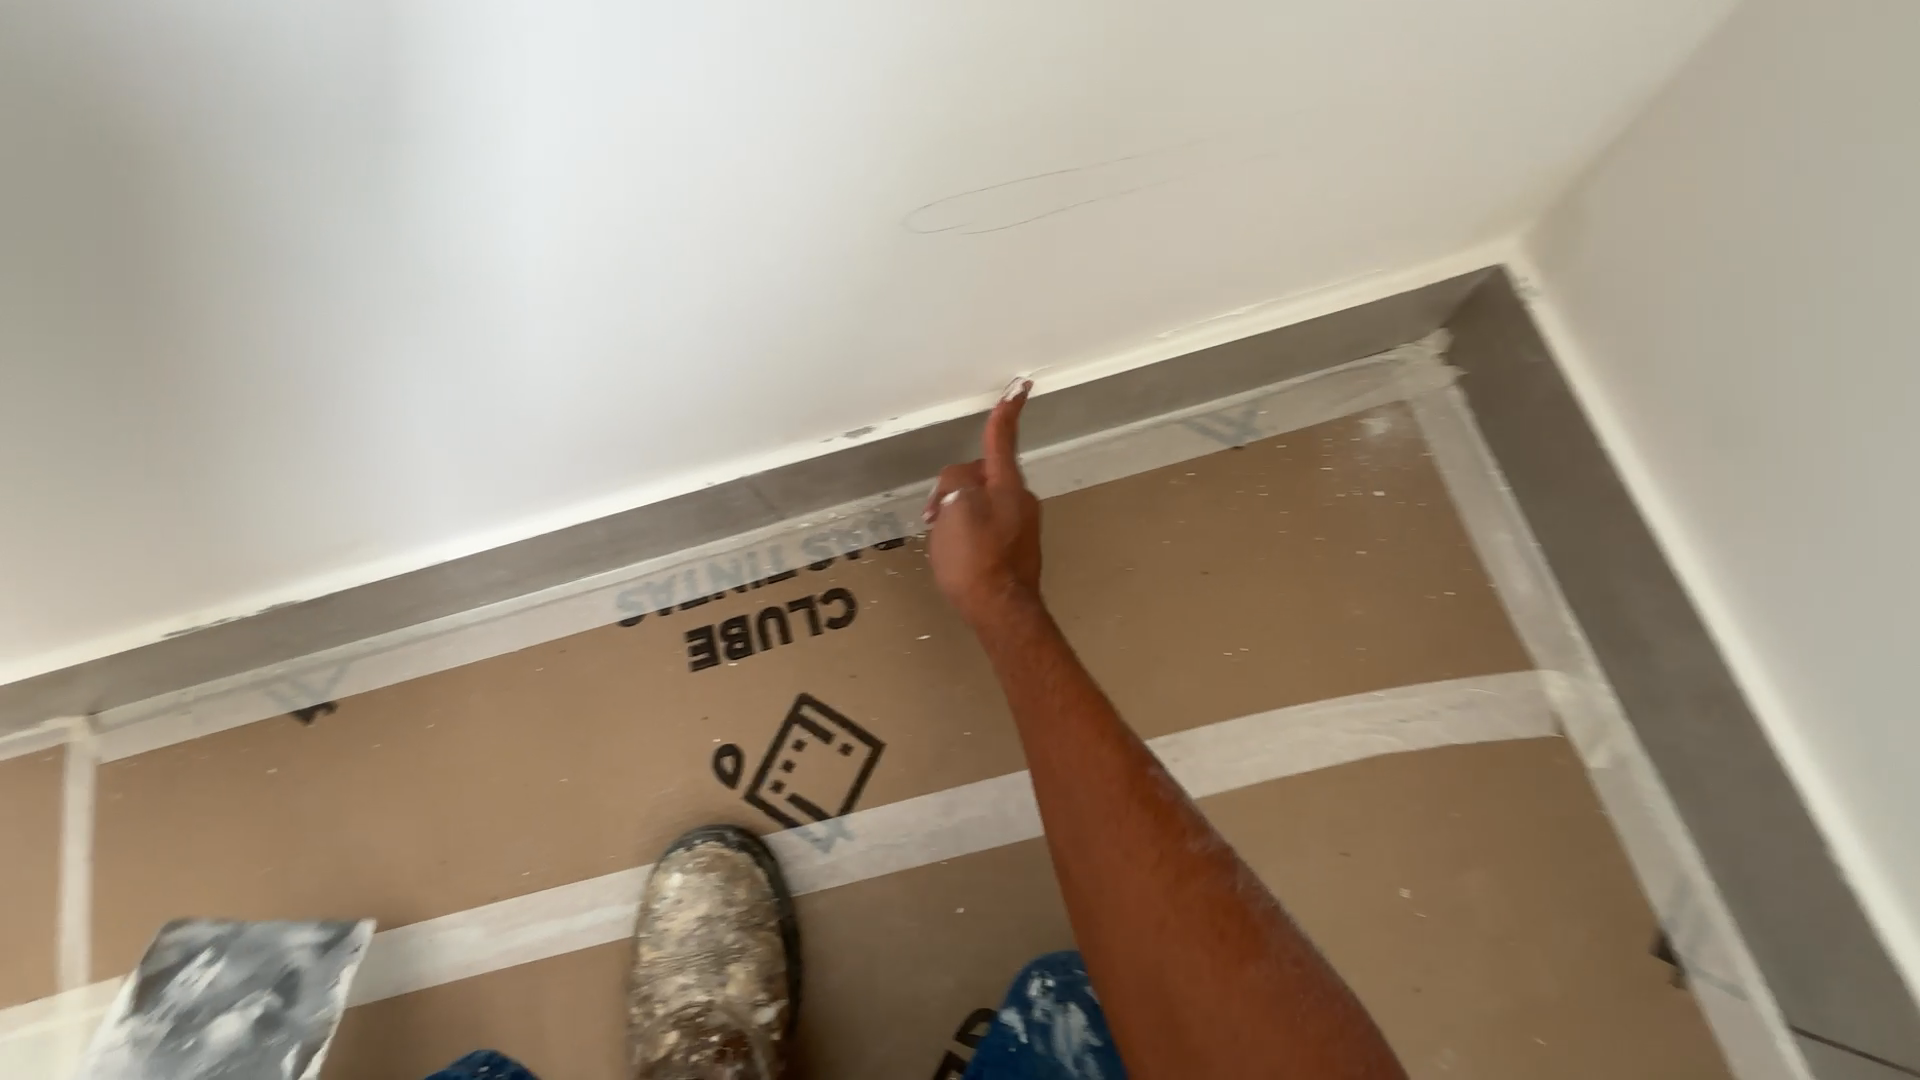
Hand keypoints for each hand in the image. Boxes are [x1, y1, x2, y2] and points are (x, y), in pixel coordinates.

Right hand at [925, 380, 1041, 626]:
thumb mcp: (955, 509)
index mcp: (1007, 484)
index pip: (1002, 439)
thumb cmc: (975, 559)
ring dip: (959, 514)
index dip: (1006, 411)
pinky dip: (969, 533)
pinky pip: (988, 527)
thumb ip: (956, 481)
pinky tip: (959, 557)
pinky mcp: (1018, 549)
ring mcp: (1022, 526)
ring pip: (982, 503)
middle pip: (982, 476)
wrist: (1001, 612)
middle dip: (955, 488)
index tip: (1020, 387)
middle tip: (934, 516)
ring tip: (944, 543)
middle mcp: (1020, 499)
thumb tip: (959, 487)